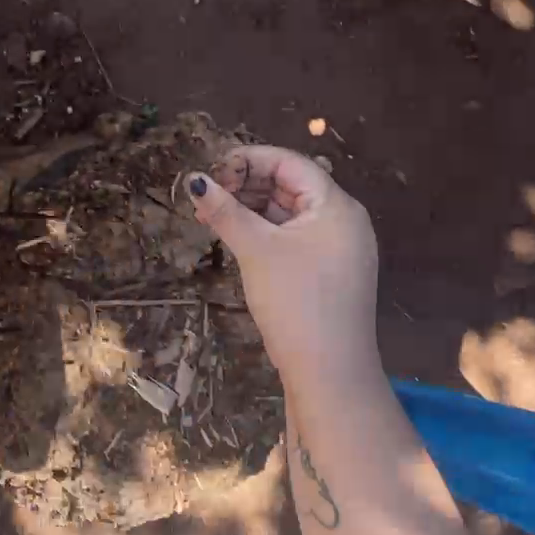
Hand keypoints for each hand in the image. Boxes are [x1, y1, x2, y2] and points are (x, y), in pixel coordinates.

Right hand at [186, 147, 378, 382]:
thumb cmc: (296, 301)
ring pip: (285, 209)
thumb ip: (224, 209)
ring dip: (248, 206)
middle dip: (244, 183)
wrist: (330, 374)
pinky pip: (290, 233)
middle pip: (287, 183)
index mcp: (335, 206)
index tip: (211, 173)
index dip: (247, 160)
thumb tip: (193, 178)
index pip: (288, 162)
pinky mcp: (326, 267)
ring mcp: (336, 245)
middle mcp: (341, 219)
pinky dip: (261, 229)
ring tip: (210, 216)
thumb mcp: (255, 249)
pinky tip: (231, 235)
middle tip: (206, 197)